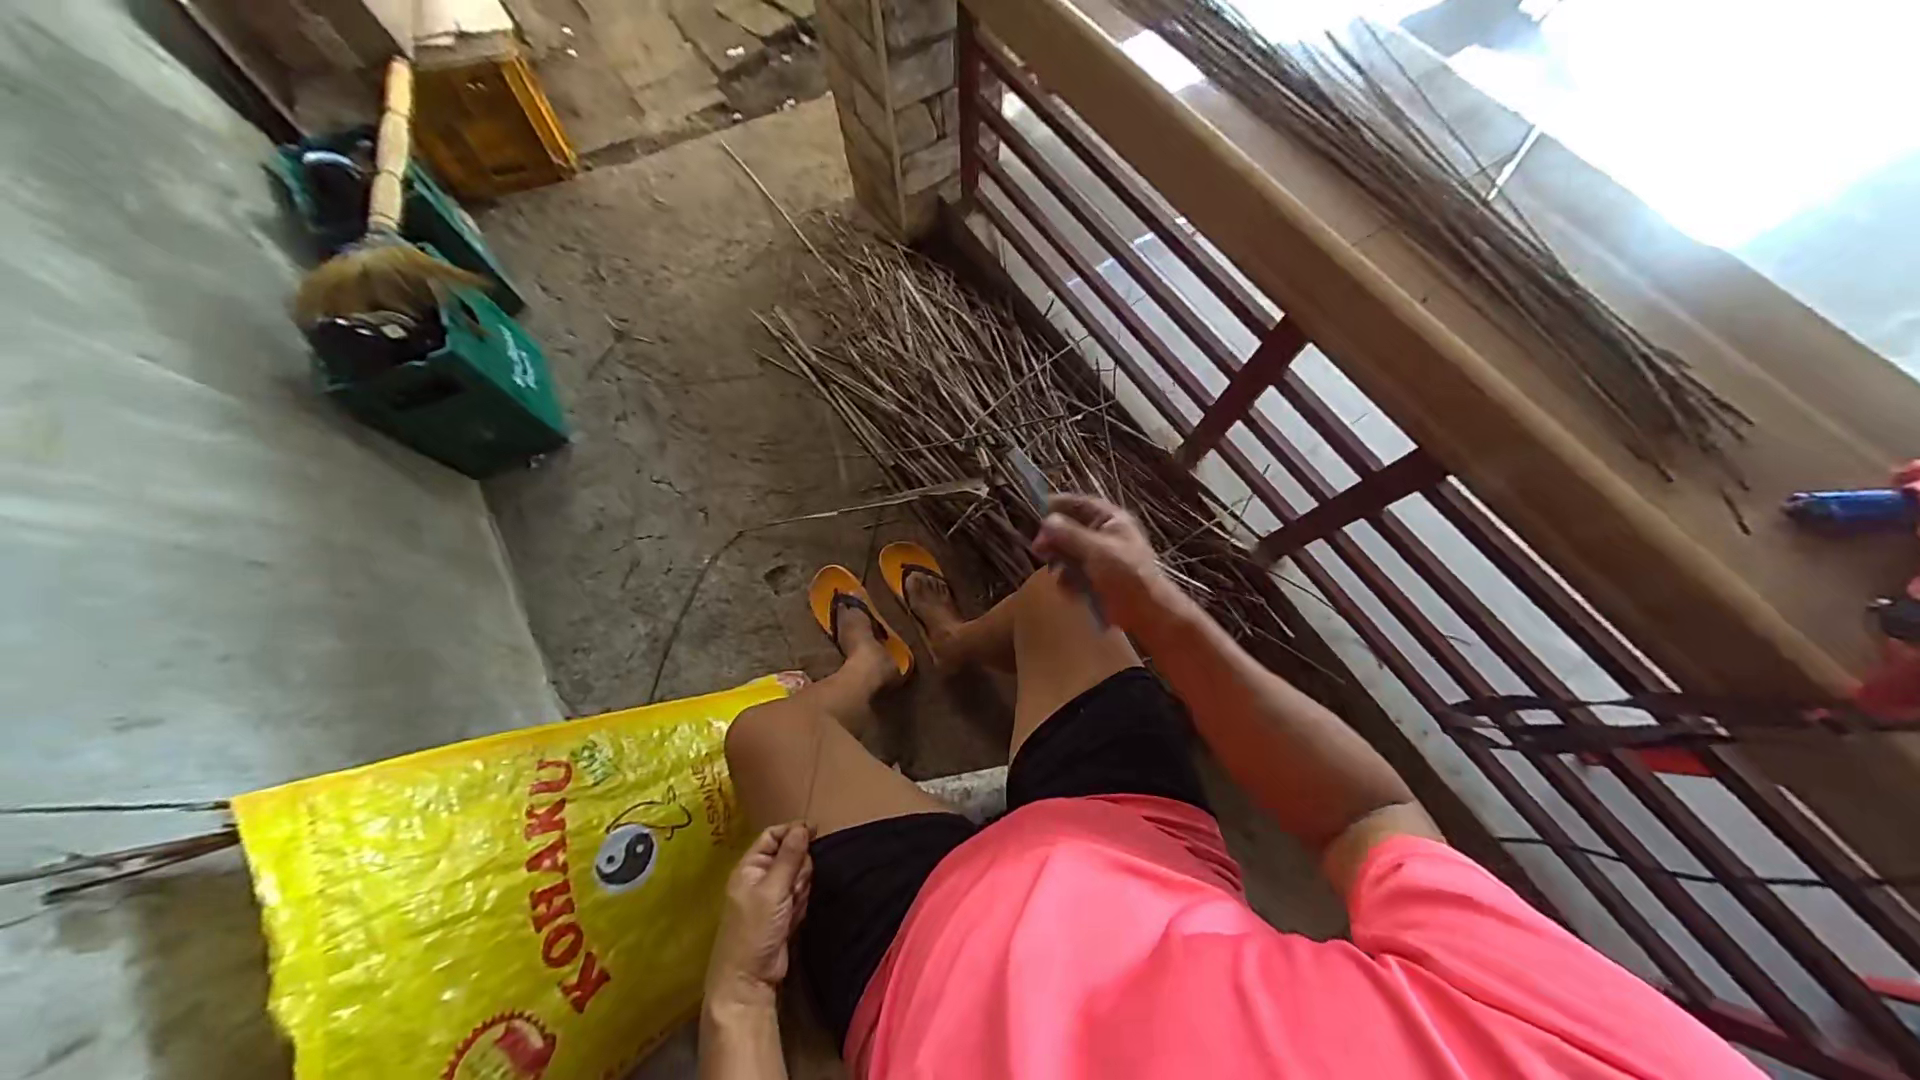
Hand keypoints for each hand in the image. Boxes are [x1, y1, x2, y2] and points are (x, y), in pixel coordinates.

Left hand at [705, 822, 812, 1009]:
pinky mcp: (783, 912)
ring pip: (798, 875)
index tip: (816, 832)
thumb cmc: (754, 931)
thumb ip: (789, 857)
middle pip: (790, 855)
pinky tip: (794, 917)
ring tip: (791, 907)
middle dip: (798, 868)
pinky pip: (800, 894)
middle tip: (793, 888)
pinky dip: (800, 903)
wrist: (749, 981)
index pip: (772, 836)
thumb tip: (802, 826)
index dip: (793, 832)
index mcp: (749, 867)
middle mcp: (759, 878)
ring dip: (800, 888)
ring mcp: (772, 896)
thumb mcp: (773, 890)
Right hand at [1033, 493, 1174, 630]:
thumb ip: (1069, 534)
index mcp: (1111, 520)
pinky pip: (1073, 573)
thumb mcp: (1096, 550)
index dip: (1057, 505)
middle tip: (1039, 550)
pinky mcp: (1096, 579)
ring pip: (1068, 553)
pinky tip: (1071, 590)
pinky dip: (1068, 580)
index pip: (1079, 504)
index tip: (1035, 512)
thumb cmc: (1126, 575)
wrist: (1147, 614)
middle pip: (1069, 529)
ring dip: (1060, 563)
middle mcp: (1104, 535)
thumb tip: (1046, 522)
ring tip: (1057, 574)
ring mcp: (1100, 558)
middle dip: (1054, 540)